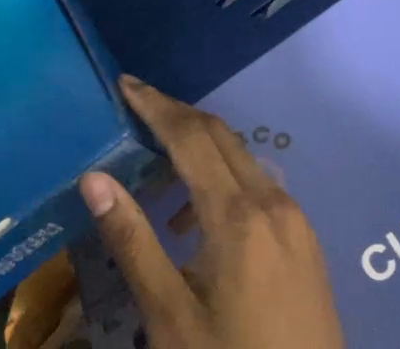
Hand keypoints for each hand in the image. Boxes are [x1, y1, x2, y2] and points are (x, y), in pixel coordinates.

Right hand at [78, 76, 344, 348]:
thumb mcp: (171, 315)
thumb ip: (133, 242)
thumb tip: (93, 178)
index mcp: (238, 216)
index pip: (190, 136)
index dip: (155, 105)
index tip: (124, 83)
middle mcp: (273, 203)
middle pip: (220, 136)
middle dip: (175, 115)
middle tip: (133, 109)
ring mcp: (296, 222)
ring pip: (241, 158)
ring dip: (199, 146)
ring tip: (155, 162)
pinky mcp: (305, 243)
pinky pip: (258, 185)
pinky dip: (222, 177)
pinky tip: (196, 216)